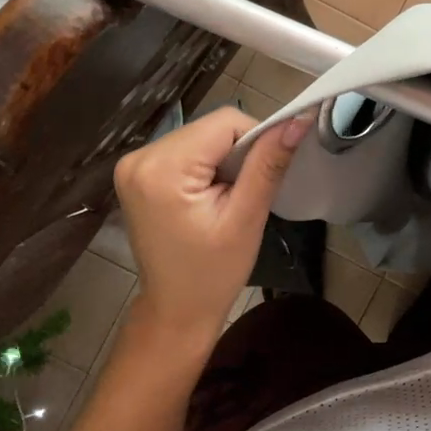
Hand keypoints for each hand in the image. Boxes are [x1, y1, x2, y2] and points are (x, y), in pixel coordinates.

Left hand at [112, 108, 306, 344]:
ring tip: (224, 201)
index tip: (262, 179)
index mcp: (162, 168)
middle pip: (210, 128)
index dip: (255, 142)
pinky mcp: (136, 172)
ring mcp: (133, 163)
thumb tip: (298, 120)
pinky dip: (204, 167)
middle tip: (241, 197)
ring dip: (221, 161)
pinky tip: (207, 198)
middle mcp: (139, 157)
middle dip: (235, 155)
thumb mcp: (246, 219)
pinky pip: (184, 150)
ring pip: (200, 137)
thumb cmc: (214, 274)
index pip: (226, 123)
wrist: (176, 310)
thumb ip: (268, 165)